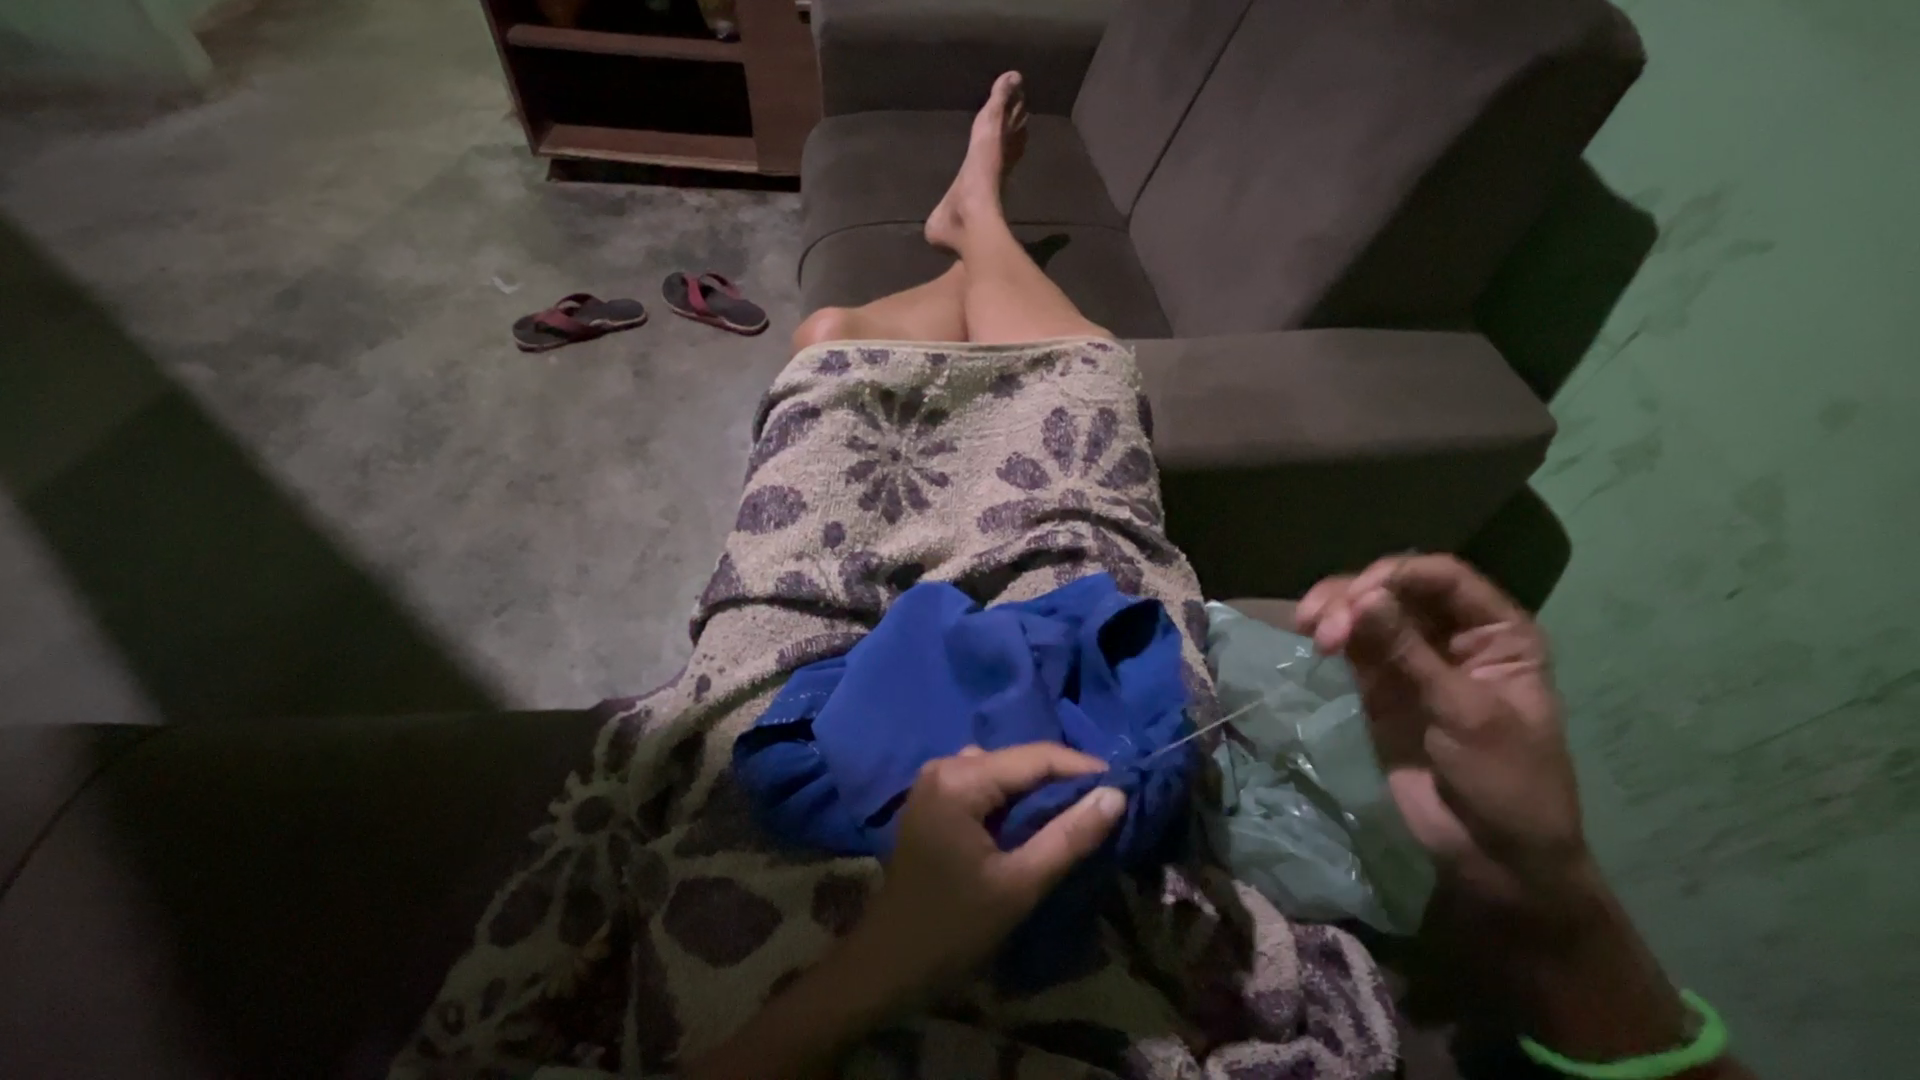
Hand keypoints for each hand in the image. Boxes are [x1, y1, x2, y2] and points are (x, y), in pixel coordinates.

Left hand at [851, 743, 1126, 992]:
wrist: (890, 962)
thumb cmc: (954, 928)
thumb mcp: (1020, 884)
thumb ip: (1069, 835)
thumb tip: (1116, 794)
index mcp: (960, 779)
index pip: (1036, 757)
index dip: (1084, 768)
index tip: (1125, 786)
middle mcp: (943, 765)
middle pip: (1018, 759)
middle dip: (1063, 778)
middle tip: (1107, 802)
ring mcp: (933, 780)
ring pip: (1002, 770)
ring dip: (1039, 788)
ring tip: (1078, 812)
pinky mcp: (933, 799)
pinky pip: (983, 783)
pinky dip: (1013, 797)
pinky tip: (1036, 820)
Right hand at [1296, 555, 1591, 920]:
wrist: (1492, 856)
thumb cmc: (1506, 782)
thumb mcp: (1465, 713)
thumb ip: (1409, 652)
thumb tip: (1360, 598)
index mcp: (1497, 634)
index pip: (1444, 578)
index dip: (1398, 575)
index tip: (1358, 597)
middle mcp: (1453, 636)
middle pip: (1398, 588)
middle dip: (1356, 595)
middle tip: (1321, 623)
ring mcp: (1414, 660)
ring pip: (1368, 612)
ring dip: (1337, 611)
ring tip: (1311, 630)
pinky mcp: (1381, 687)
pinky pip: (1354, 645)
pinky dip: (1333, 635)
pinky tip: (1315, 639)